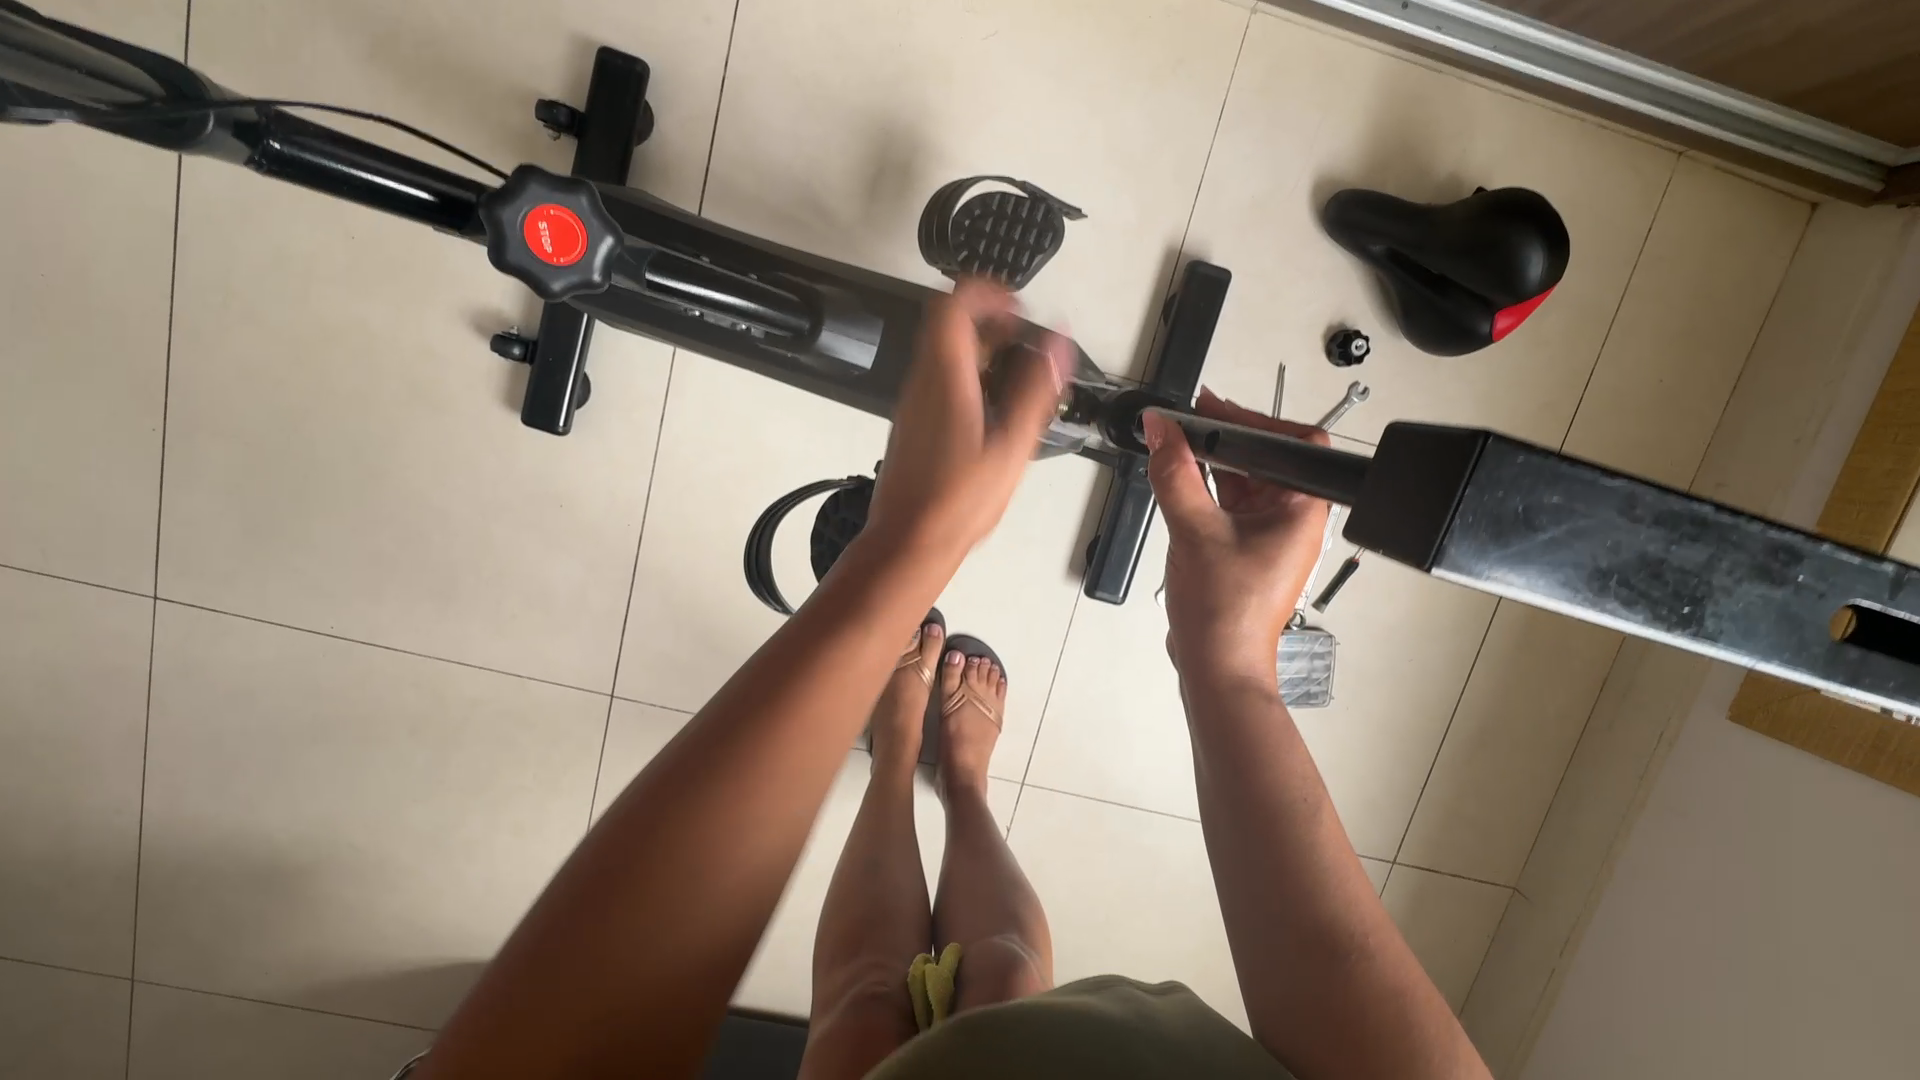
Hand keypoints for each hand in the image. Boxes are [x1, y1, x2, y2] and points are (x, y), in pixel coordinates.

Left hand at [862, 279, 1073, 564]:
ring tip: (1017, 379)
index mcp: (944, 377)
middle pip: (948, 325)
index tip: (1017, 306)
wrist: (910, 541)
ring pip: (943, 355)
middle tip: (1024, 340)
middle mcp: (921, 383)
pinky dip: (968, 379)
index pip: (953, 303)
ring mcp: (913, 405)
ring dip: (981, 352)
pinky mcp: (912, 426)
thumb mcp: (1012, 444)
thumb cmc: (955, 501)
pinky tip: (994, 413)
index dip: (987, 291)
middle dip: (991, 322)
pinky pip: (938, 383)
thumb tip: (1056, 345)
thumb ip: (1036, 389)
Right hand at [1143, 389, 1331, 681]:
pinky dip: (1204, 489)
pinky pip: (1227, 506)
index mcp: (1302, 510)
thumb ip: (1176, 474)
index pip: (1295, 443)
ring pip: (1243, 482)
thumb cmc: (1227, 612)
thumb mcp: (1196, 530)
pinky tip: (1177, 478)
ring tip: (1175, 444)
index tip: (1212, 408)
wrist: (1217, 665)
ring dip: (1211, 463)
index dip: (1255, 420)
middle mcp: (1292, 520)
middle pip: (1265, 459)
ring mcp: (1267, 536)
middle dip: (1225, 437)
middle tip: (1187, 421)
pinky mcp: (1243, 549)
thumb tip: (1161, 429)